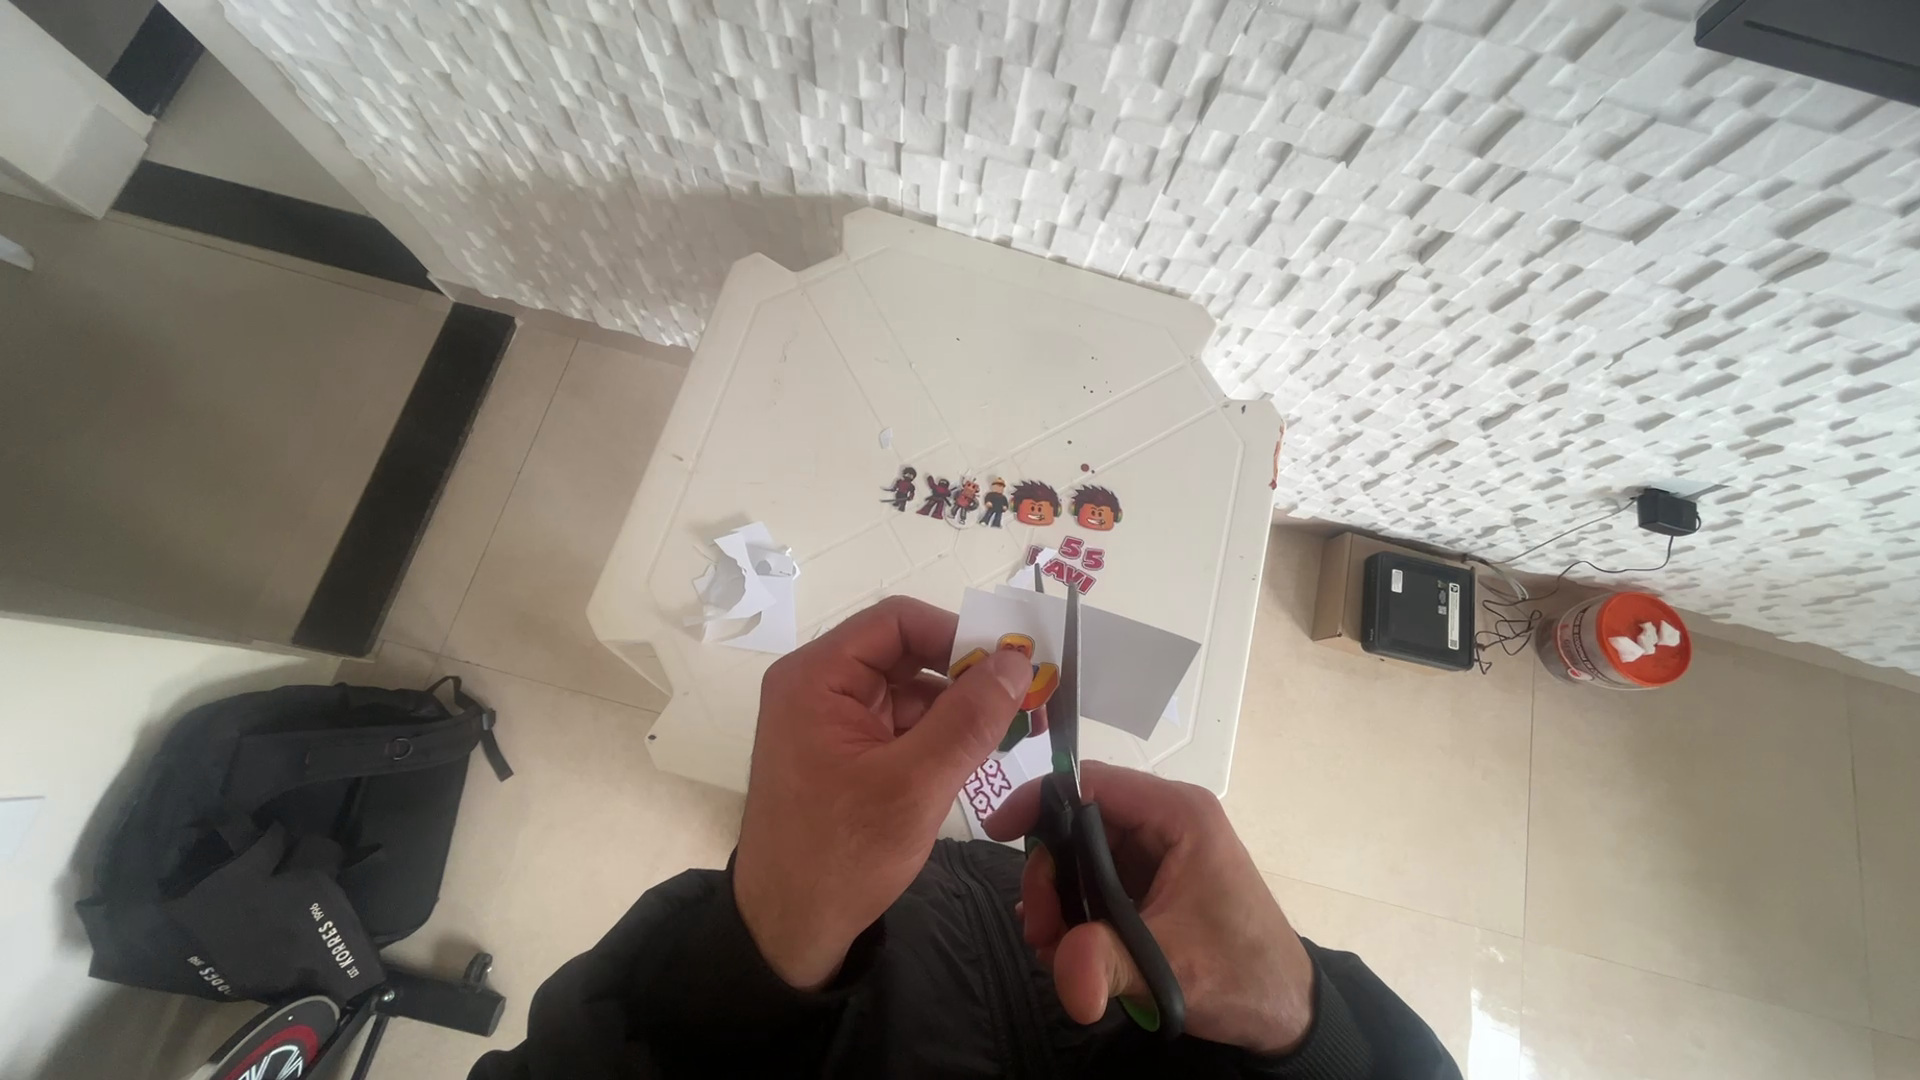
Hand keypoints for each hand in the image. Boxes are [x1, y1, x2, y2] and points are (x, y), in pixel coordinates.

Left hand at [733, 596, 1030, 989]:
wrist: (788, 932)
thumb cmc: (841, 856)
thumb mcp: (914, 785)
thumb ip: (969, 718)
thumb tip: (1018, 660)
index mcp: (817, 677)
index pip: (896, 621)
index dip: (956, 633)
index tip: (1007, 666)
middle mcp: (821, 685)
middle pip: (906, 652)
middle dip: (967, 675)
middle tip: (1025, 700)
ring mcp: (835, 718)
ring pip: (912, 688)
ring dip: (960, 707)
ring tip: (1014, 731)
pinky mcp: (849, 748)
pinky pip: (905, 721)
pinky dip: (943, 733)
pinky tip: (977, 755)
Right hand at [985, 762, 1315, 1055]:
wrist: (1287, 1016)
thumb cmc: (1244, 974)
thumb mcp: (1175, 966)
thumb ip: (1111, 961)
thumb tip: (1061, 968)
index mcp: (1177, 813)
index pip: (1091, 783)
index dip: (1040, 800)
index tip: (999, 833)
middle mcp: (1162, 820)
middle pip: (1078, 823)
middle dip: (1050, 874)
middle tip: (1038, 929)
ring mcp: (1155, 850)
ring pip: (1081, 854)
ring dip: (1058, 898)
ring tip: (1051, 947)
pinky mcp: (1149, 879)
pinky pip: (1095, 879)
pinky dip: (1074, 909)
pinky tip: (1063, 946)